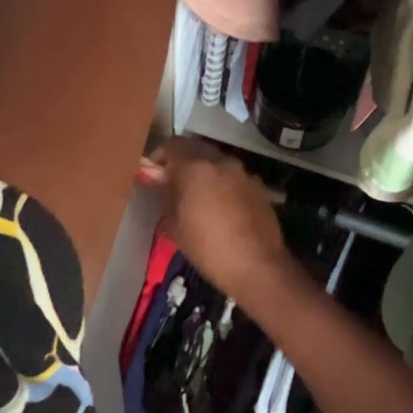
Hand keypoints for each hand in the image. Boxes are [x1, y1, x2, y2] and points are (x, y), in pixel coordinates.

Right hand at [150, 138, 298, 299]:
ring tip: (198, 192)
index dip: (159, 155)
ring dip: (205, 170)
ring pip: (218, 162)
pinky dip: (224, 183)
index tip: (153, 169)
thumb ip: (166, 197)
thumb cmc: (208, 248)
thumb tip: (162, 183)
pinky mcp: (259, 187)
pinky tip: (222, 204)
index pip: (171, 147)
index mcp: (195, 168)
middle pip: (196, 149)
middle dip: (182, 159)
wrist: (257, 266)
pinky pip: (234, 177)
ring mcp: (243, 173)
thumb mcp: (175, 226)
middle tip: (173, 178)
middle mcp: (221, 162)